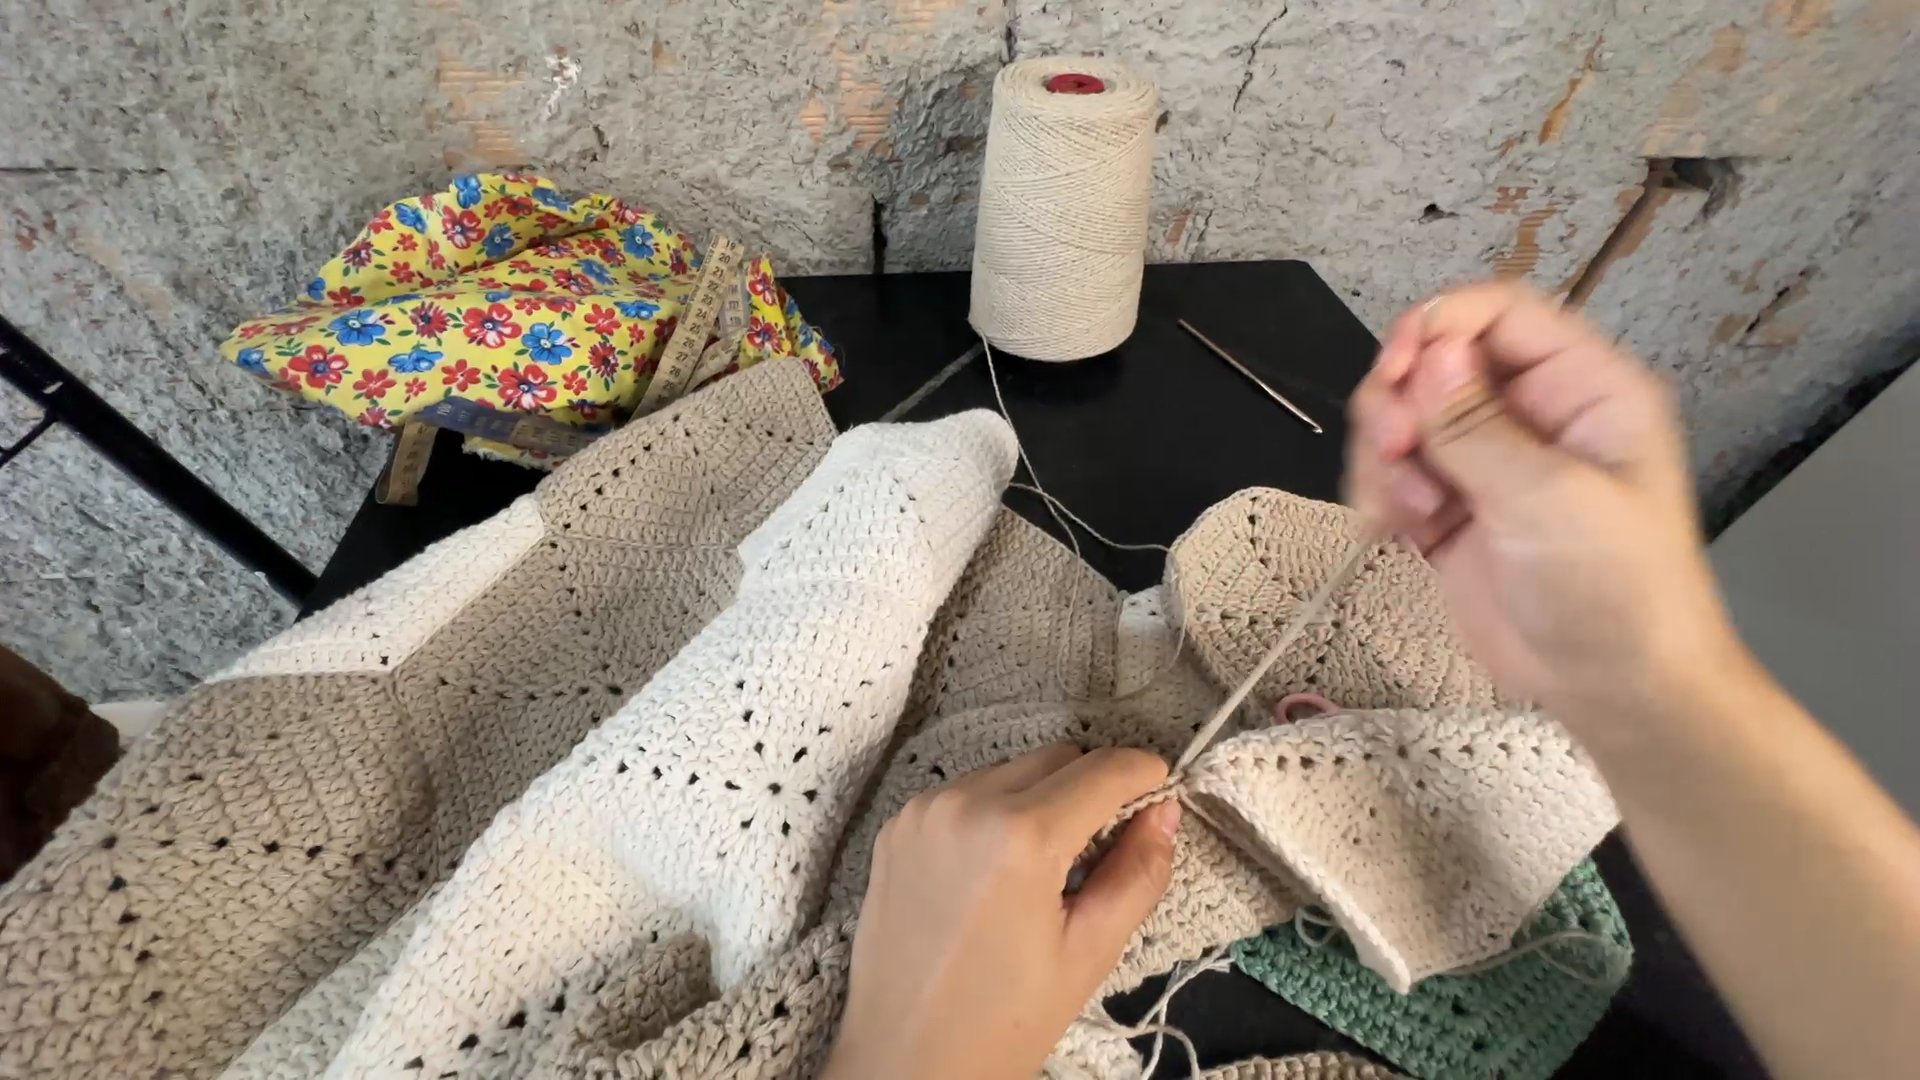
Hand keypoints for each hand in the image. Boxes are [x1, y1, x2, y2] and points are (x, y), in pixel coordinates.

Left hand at [823, 745, 1179, 1079]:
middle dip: (1090, 787)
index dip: (1141, 772)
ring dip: (1039, 799)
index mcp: (1021, 835)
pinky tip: (988, 870)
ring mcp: (926, 808)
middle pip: (1056, 759)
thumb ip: (1137, 872)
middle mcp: (967, 802)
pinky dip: (992, 812)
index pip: (1100, 770)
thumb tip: (1165, 810)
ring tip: (1036, 868)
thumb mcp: (1089, 953)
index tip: (1161, 784)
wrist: (901, 1058)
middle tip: (1096, 846)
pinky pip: (966, 791)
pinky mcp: (899, 821)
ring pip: (1011, 770)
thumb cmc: (1004, 1019)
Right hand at [1344, 281, 1742, 731]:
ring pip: (1396, 423)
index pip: (1496, 316)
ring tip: (1405, 513)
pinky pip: (1384, 475)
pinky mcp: (1440, 505)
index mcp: (1577, 391)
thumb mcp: (1547, 500)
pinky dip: (1373, 498)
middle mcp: (1522, 415)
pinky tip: (1389, 534)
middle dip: (1395, 409)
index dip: (1434, 329)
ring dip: (1380, 463)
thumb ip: (1476, 426)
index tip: (1391, 375)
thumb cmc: (1607, 588)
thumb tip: (1426, 354)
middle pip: (1427, 368)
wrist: (1601, 685)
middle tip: (1393, 457)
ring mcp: (1477, 462)